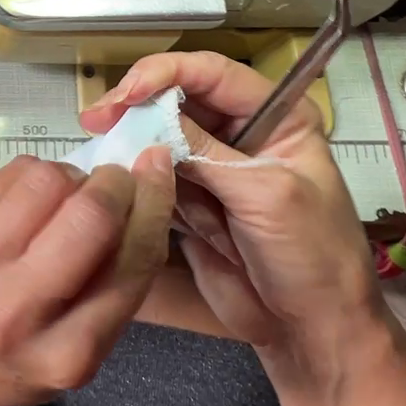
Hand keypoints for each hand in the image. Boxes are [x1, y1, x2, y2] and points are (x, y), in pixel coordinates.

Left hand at [0, 151, 175, 405]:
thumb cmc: (26, 362)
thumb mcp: (85, 349)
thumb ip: (121, 282)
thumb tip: (149, 185)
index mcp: (69, 352)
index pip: (130, 263)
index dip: (154, 206)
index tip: (159, 172)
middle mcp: (19, 307)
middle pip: (89, 216)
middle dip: (116, 185)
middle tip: (116, 186)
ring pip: (47, 181)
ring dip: (75, 176)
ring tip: (73, 196)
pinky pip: (13, 172)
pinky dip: (39, 173)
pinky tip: (39, 196)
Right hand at [79, 52, 380, 373]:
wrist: (309, 331)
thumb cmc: (310, 256)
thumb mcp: (266, 195)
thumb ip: (206, 153)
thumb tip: (147, 119)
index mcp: (277, 116)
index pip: (212, 74)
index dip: (164, 75)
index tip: (123, 95)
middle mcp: (241, 132)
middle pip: (178, 99)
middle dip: (136, 104)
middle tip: (95, 119)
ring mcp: (212, 166)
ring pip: (159, 135)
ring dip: (129, 138)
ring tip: (98, 144)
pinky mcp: (190, 199)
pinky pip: (152, 174)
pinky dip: (131, 173)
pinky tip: (110, 174)